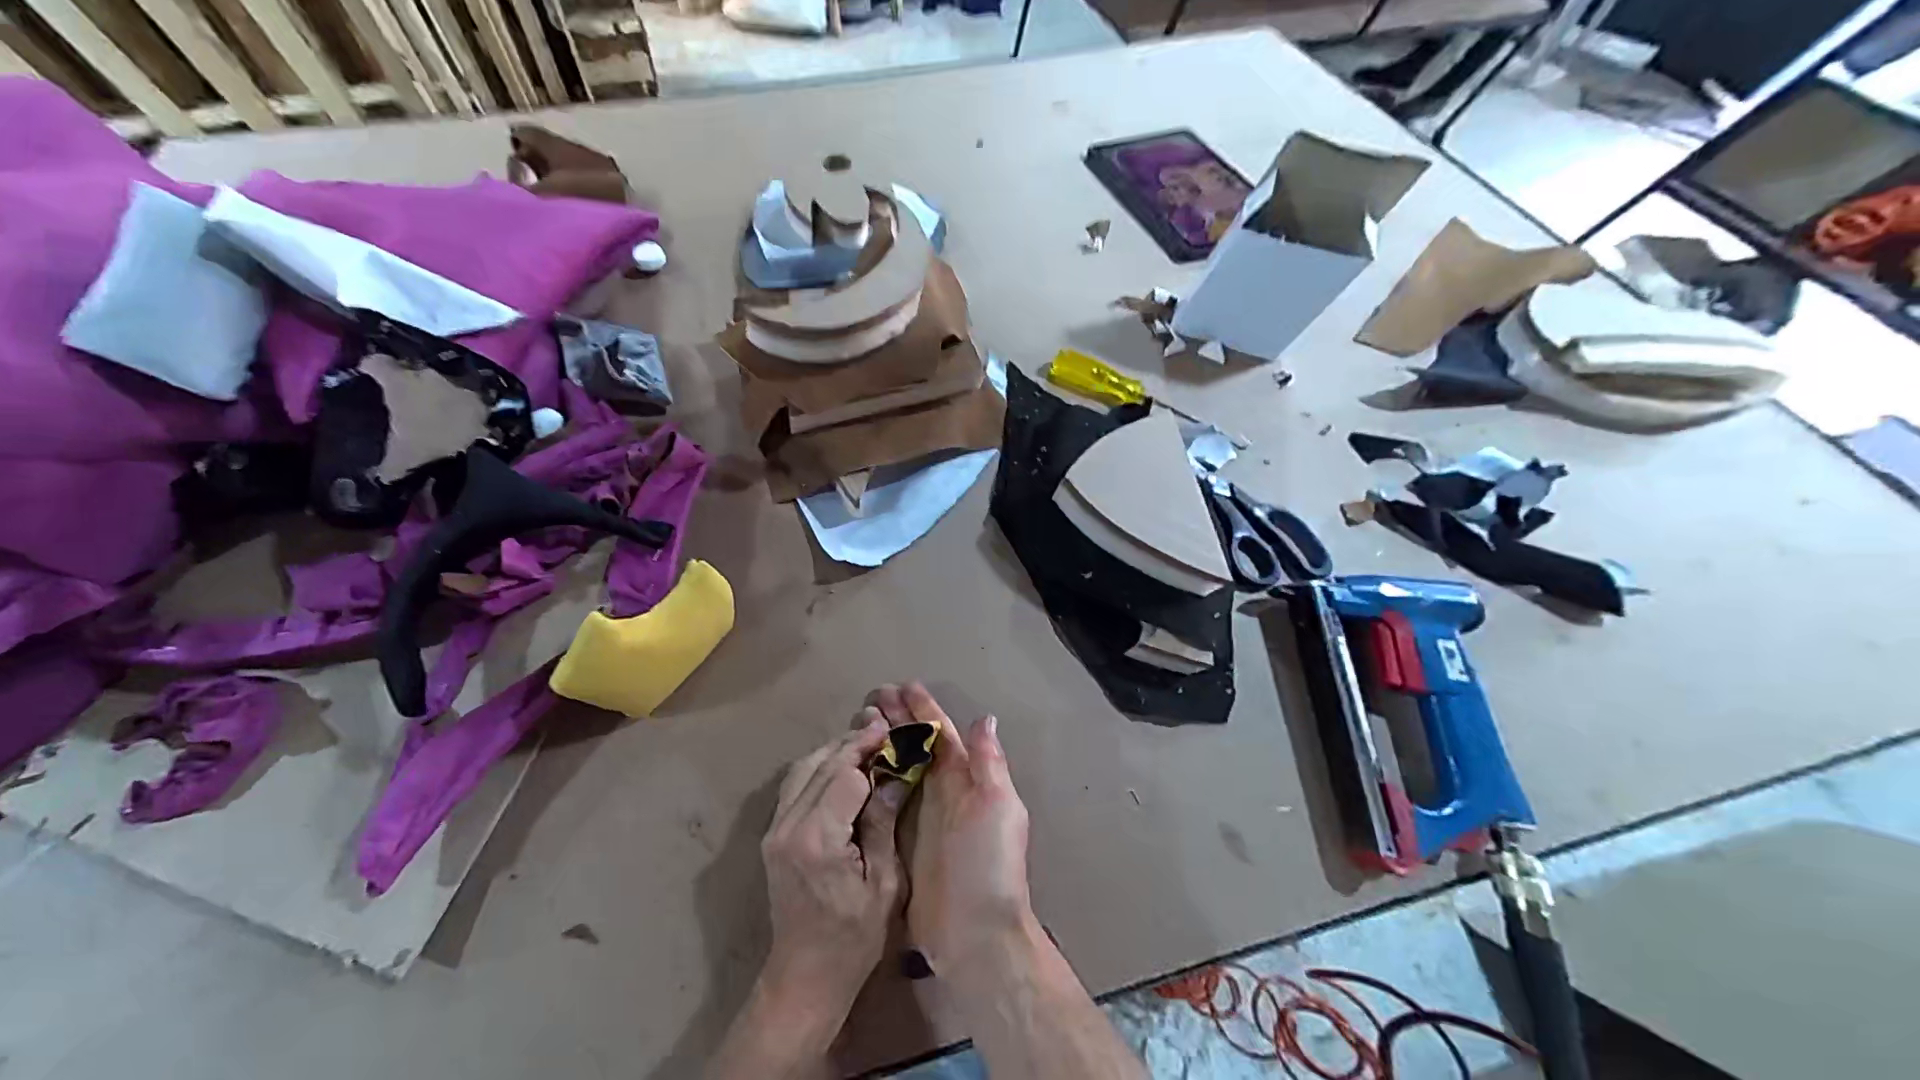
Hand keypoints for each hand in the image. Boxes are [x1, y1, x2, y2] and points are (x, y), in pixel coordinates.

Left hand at [758, 710, 908, 1020]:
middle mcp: (788, 826)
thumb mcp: (884, 883)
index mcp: (817, 840)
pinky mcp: (772, 835)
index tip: (893, 732)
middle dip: (853, 742)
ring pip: (802, 769)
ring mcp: (775, 829)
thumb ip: (883, 823)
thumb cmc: (853, 938)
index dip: (871, 751)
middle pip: (821, 765)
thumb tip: (895, 775)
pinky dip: (819, 767)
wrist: (804, 976)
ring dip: (834, 750)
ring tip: (865, 740)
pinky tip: (841, 766)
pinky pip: (794, 786)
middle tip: (882, 726)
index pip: (845, 775)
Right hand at [866, 683, 1034, 974]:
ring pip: (899, 767)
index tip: (902, 685)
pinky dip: (871, 778)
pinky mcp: (899, 841)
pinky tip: (852, 767)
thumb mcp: (998, 806)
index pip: (942, 734)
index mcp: (968, 780)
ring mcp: (920, 816)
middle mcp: (943, 792)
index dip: (924, 709)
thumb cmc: (989, 864)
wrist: (974, 933)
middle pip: (917, 745)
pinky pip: (883, 799)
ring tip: (858, 721)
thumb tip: (985, 718)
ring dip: (882, 742)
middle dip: (897, 718)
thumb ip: (989, 763)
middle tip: (871, 696)